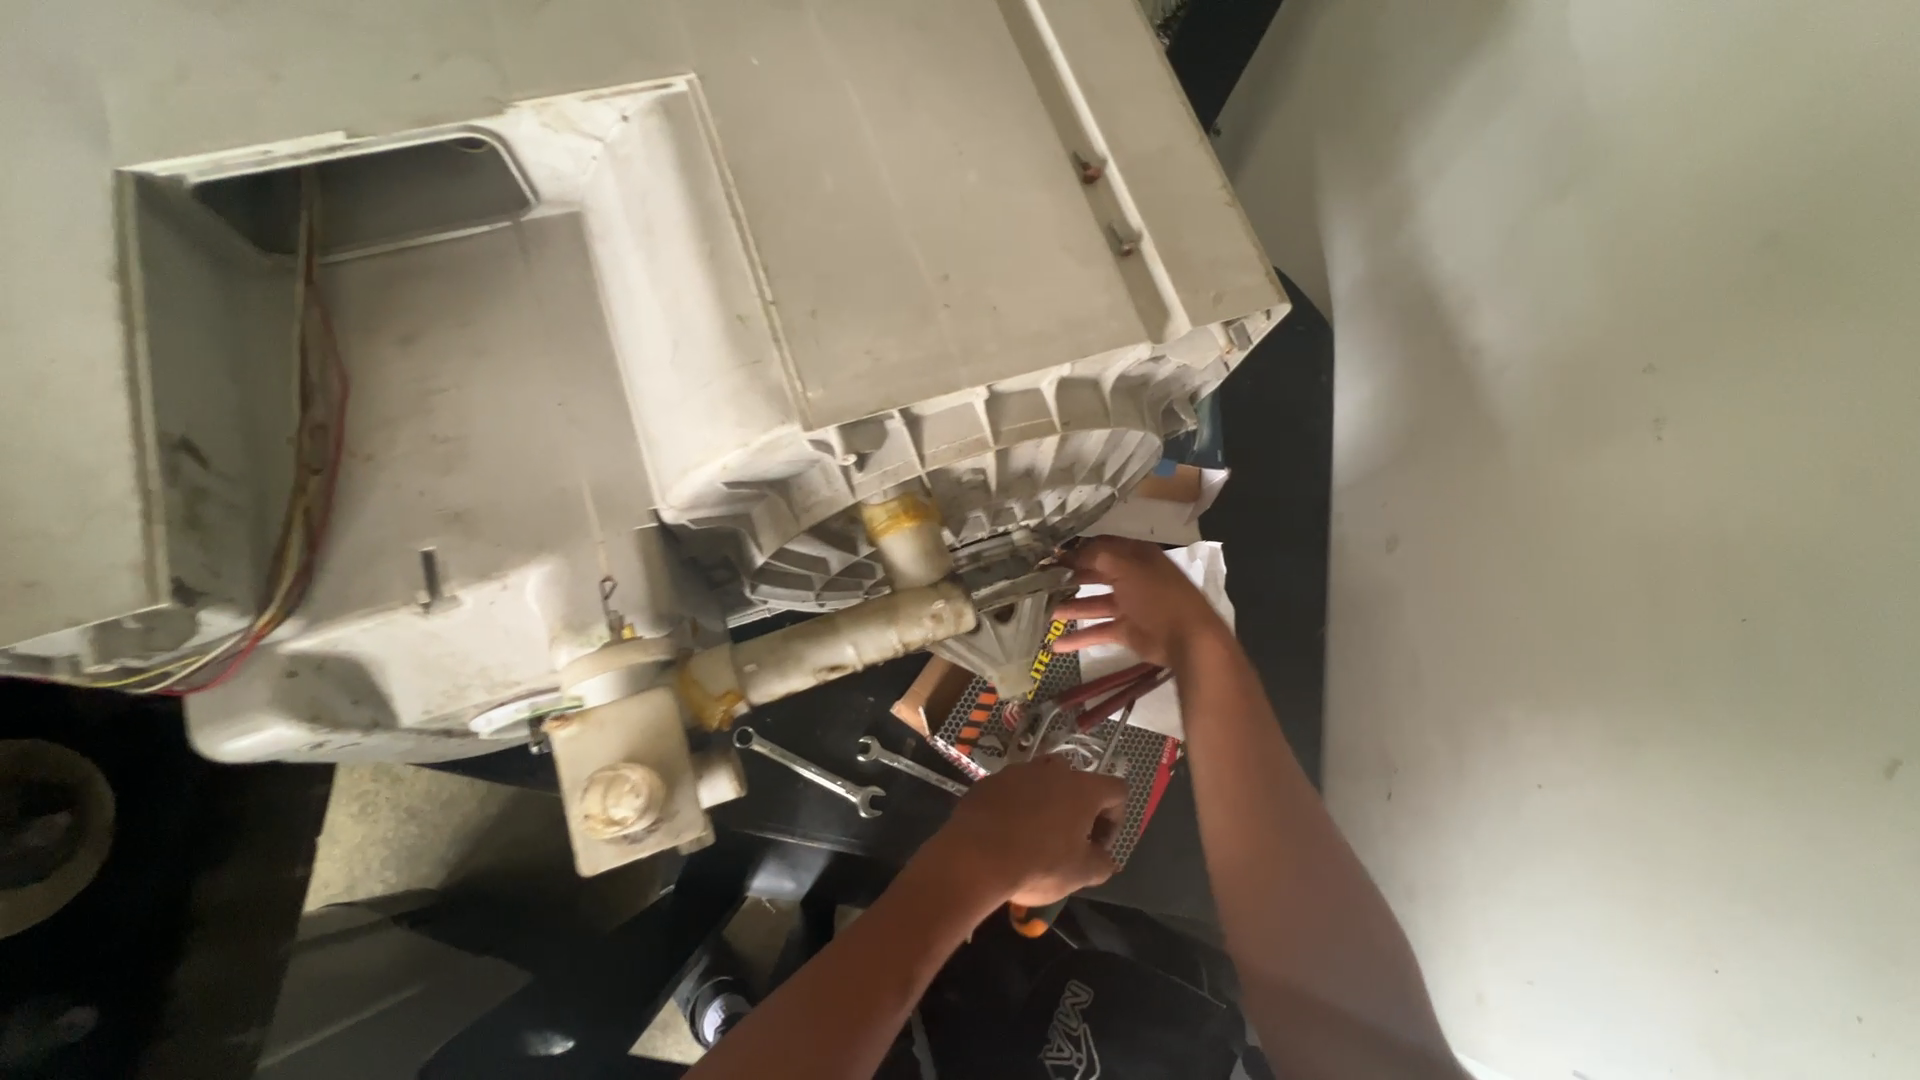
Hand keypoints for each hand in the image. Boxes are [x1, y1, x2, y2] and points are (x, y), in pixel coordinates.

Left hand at [912, 758, 1126, 908]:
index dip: (1115, 818)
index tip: (1098, 846)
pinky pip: (1010, 789)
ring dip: (1044, 803)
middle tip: (1068, 839)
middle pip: (1077, 780)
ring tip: (1034, 835)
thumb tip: (1104, 858)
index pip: (1117, 790)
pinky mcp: (989, 781)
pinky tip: (1005, 832)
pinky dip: (1014, 806)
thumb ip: (1102, 863)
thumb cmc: (1038, 865)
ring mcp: (1016, 772)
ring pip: (1040, 780)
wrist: (975, 858)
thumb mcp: (1080, 874)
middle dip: (1077, 807)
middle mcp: (1051, 770)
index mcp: (1081, 788)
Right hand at [1051, 537, 1229, 667]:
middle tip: (1041, 582)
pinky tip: (1056, 644)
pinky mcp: (1127, 630)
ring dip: (1071, 607)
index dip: (1077, 550)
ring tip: (1044, 612)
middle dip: (1070, 577)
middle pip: (1096, 574)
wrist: (1188, 638)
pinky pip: (1098, 630)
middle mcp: (1132, 577)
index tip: (1050, 556)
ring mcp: (1130, 605)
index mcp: (1137, 556)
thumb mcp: (1128, 568)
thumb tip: (1073, 551)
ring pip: (1094, 603)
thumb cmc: (1158, 596)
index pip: (1102, 547)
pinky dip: (1079, 638)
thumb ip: (1098, 557)